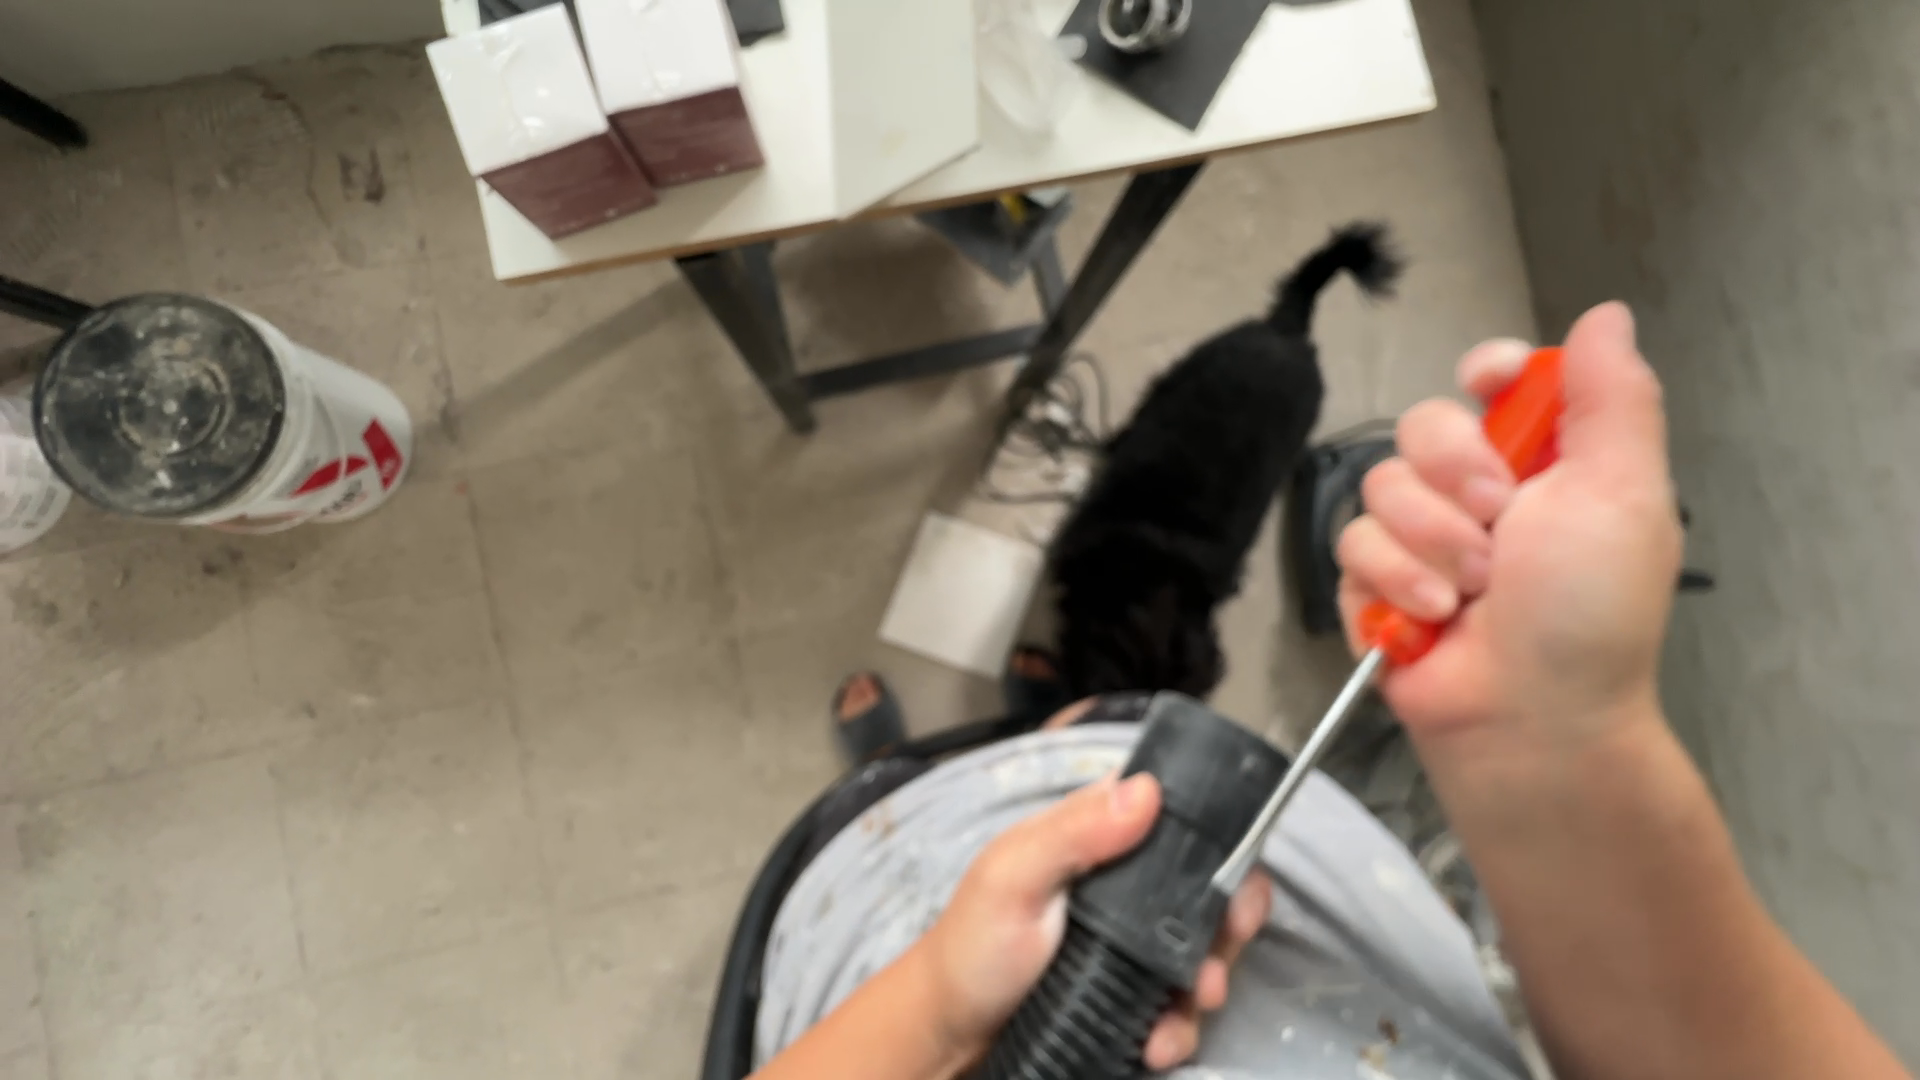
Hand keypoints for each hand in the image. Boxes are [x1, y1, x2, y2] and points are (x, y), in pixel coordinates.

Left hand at [914, 772, 1269, 1069]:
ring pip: (1199, 945)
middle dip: (1226, 920)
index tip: (1235, 880)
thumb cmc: (973, 944)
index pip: (1169, 816)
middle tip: (1222, 951)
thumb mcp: (1015, 876)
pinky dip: (1180, 1022)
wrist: (951, 1034)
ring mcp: (1127, 937)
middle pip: (1200, 885)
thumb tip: (1146, 789)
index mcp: (1093, 833)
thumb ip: (1074, 832)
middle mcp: (1119, 879)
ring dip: (1208, 977)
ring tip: (1191, 1004)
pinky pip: (1178, 1001)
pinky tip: (1158, 1041)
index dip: (1214, 842)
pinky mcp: (1129, 989)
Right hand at [1336, 302, 1683, 744]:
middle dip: (1453, 479)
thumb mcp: (1620, 498)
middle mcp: (1468, 490)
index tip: (1485, 386)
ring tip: (1463, 596)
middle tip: (1496, 532)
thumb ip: (1610, 403)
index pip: (1491, 383)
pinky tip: (1425, 619)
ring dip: (1425, 547)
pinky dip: (1390, 584)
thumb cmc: (1586, 612)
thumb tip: (1601, 317)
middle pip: (1417, 428)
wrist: (1524, 714)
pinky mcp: (1367, 577)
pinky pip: (1349, 547)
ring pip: (1377, 491)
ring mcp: (1412, 535)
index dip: (1482, 373)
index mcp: (1534, 462)